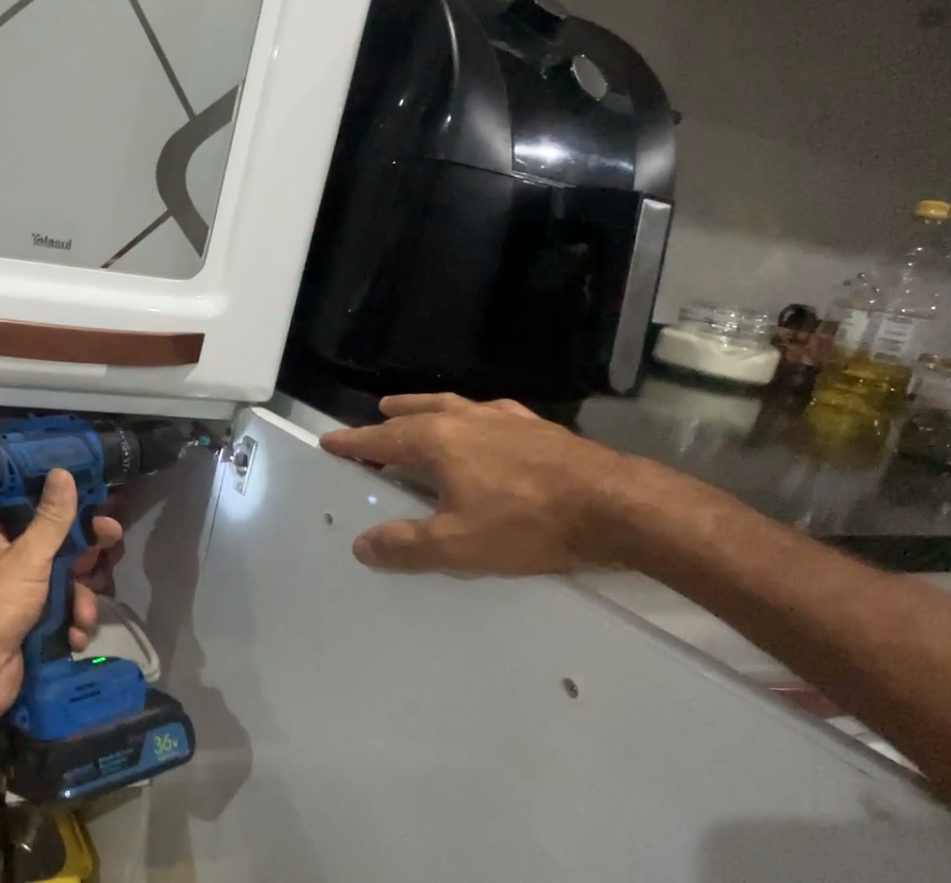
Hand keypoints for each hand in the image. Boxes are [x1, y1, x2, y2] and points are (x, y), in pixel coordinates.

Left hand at [0, 469, 123, 726]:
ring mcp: (18, 600)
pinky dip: (72, 628)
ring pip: (63, 588)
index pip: (33, 512)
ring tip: (82, 620)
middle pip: (55, 551)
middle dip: (81, 561)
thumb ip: (51, 520)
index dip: (65, 509)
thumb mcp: (27, 558)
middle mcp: (5, 565)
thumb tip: (63, 471)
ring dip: (79, 603)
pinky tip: (75, 640)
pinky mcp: (29, 630)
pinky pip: (61, 619)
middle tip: (111, 547)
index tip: (95, 506)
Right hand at [318, 393, 638, 575]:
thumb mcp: (458, 545)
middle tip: (374, 420)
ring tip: (415, 409)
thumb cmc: (529, 524)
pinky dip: (476, 417)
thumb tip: (361, 546)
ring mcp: (506, 420)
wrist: (621, 508)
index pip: (380, 439)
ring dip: (428, 407)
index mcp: (437, 442)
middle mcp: (465, 420)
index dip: (352, 443)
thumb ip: (405, 546)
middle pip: (415, 413)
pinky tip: (487, 426)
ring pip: (454, 405)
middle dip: (390, 418)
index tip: (328, 441)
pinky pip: (493, 414)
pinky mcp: (542, 429)